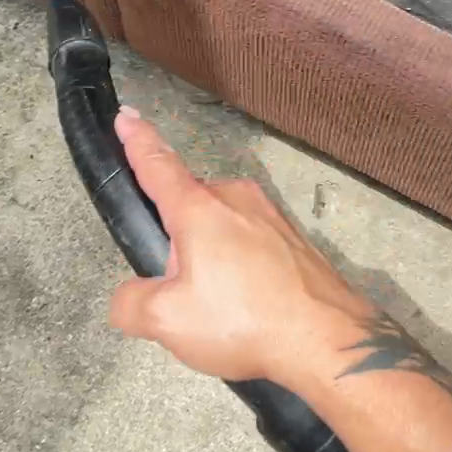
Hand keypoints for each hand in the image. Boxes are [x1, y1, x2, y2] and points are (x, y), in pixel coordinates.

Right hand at [107, 108, 370, 386]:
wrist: (324, 335)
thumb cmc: (244, 320)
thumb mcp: (166, 321)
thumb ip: (131, 303)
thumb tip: (132, 295)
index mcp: (199, 208)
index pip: (158, 163)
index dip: (136, 140)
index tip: (126, 116)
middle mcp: (236, 197)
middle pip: (188, 207)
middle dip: (178, 244)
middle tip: (188, 293)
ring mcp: (269, 213)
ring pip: (220, 227)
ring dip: (211, 257)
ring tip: (224, 306)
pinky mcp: (291, 234)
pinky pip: (248, 241)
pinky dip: (239, 266)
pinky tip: (249, 303)